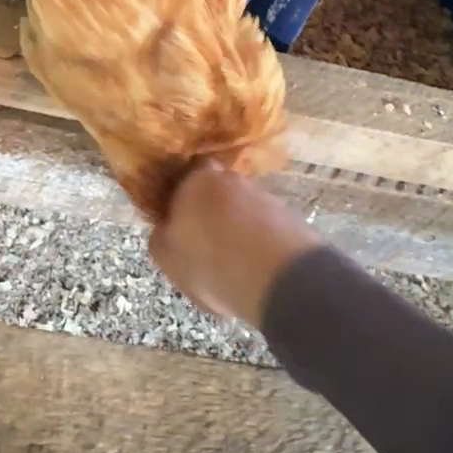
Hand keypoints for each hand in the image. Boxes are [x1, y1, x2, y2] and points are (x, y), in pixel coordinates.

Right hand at [147, 161, 322, 326]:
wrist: (276, 278)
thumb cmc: (208, 261)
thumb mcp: (166, 256)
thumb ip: (161, 237)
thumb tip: (165, 230)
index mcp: (196, 179)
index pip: (188, 174)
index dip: (184, 196)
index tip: (182, 222)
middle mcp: (232, 180)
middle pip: (219, 192)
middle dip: (214, 213)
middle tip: (208, 245)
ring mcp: (265, 197)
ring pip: (246, 211)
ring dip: (240, 230)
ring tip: (236, 265)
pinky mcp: (292, 219)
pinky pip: (269, 230)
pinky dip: (263, 245)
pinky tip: (258, 271)